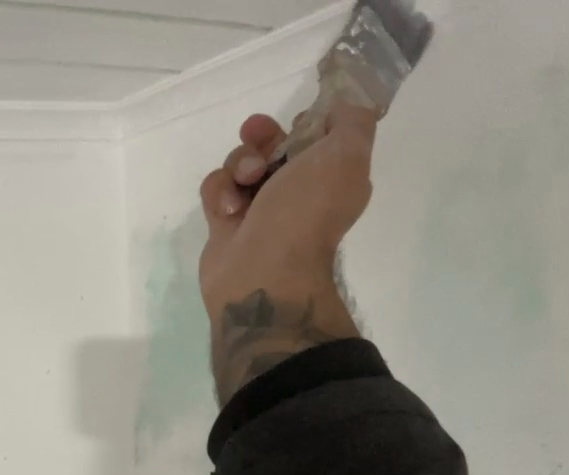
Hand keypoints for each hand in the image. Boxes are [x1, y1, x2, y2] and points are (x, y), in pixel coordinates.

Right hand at [196, 105, 378, 403]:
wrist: (263, 272)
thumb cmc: (306, 211)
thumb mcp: (347, 152)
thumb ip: (352, 119)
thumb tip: (337, 109)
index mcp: (331, 176)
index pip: (318, 136)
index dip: (307, 122)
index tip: (299, 119)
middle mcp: (296, 191)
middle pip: (274, 145)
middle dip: (263, 135)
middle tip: (254, 131)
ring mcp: (258, 209)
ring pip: (240, 164)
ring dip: (239, 164)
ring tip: (246, 182)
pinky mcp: (224, 224)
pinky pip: (216, 190)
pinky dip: (219, 193)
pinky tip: (229, 210)